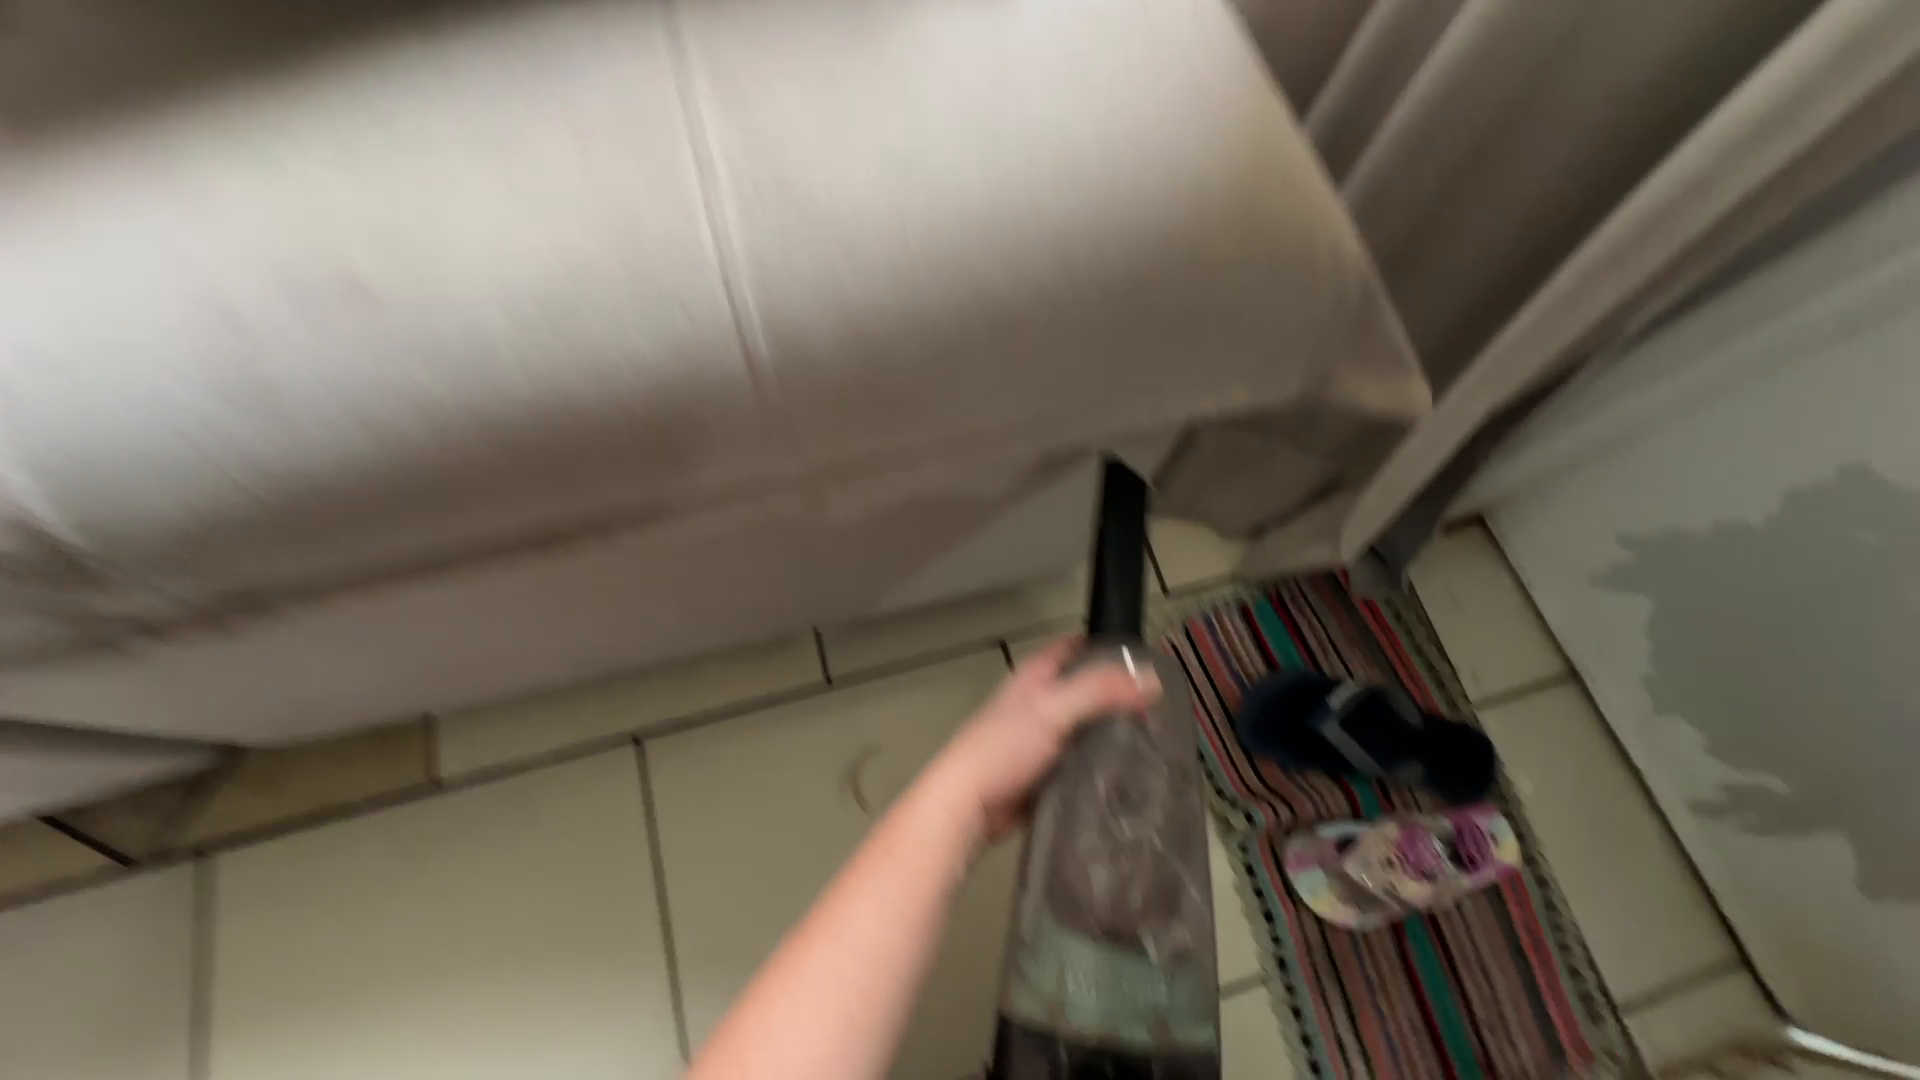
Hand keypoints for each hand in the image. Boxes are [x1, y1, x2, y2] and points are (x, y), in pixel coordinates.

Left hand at [924, 637, 1162, 845]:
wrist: (968, 805)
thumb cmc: (1002, 749)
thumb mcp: (1052, 709)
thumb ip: (1099, 691)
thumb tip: (1152, 678)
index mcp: (1034, 677)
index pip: (1073, 647)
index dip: (1105, 646)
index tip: (1146, 657)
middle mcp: (1039, 702)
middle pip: (1086, 688)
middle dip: (1119, 694)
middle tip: (1162, 706)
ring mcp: (1042, 738)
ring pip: (1087, 727)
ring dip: (1114, 731)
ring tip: (1156, 739)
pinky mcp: (1047, 772)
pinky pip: (1083, 761)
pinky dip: (1103, 763)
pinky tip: (1130, 772)